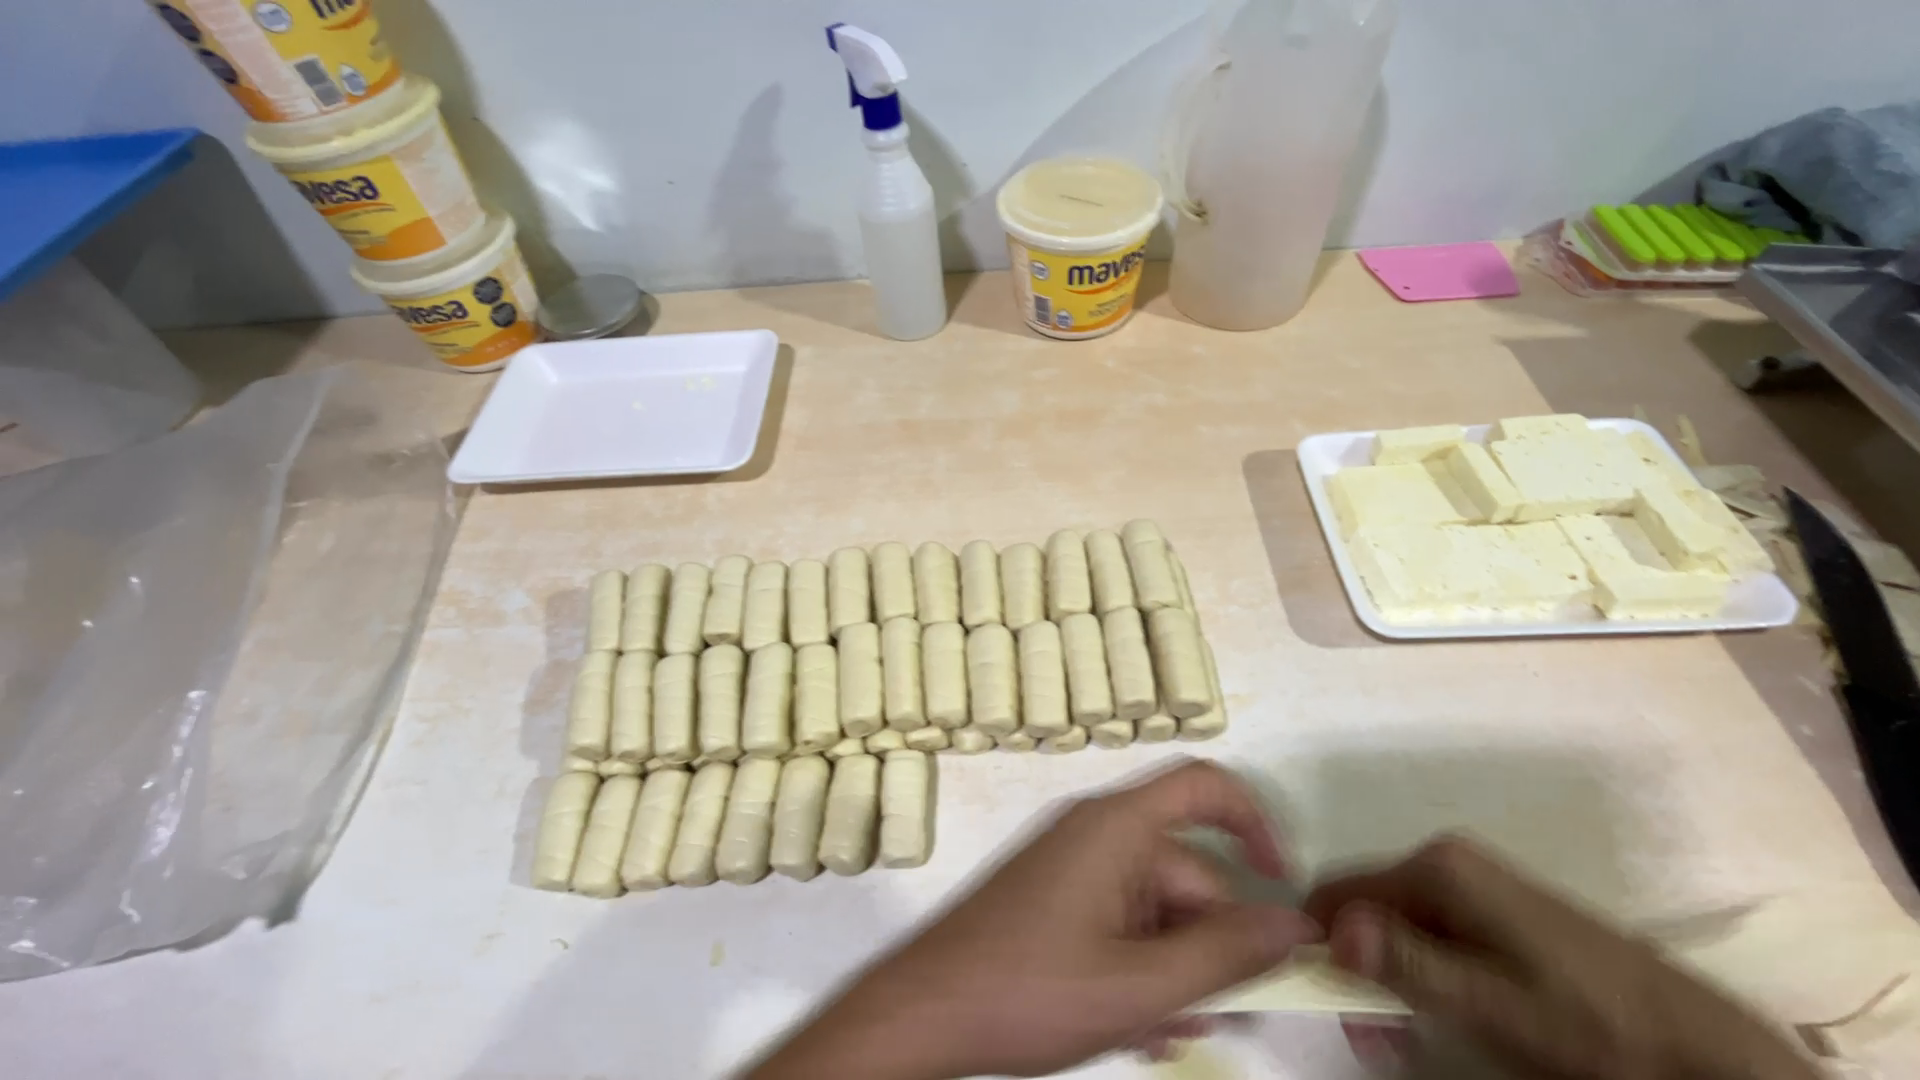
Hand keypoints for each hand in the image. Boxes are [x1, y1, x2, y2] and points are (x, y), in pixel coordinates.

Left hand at [746, 759, 1320, 1079]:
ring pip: (1155, 906)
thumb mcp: (1142, 985)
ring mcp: (1071, 866)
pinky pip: (1120, 920)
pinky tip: (1139, 1022)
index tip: (1284, 885)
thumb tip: (1296, 925)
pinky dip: (1141, 964)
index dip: (1257, 823)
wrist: (925, 1012)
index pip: (1205, 787)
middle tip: (1226, 1009)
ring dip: (1178, 964)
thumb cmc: (1027, 990)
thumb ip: (1227, 955)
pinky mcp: (1054, 899)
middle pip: (1187, 869)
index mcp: (1118, 827)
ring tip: (1172, 1027)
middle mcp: (1096, 833)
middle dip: (1215, 939)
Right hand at [1306, 837, 1820, 1079]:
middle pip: (1366, 903)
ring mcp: (1474, 880)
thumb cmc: (1592, 1024)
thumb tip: (1328, 930)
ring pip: (1395, 919)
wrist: (1703, 1048)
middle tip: (1372, 1028)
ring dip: (1387, 969)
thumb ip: (1410, 964)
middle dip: (1357, 960)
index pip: (1338, 889)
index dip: (1319, 939)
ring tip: (1406, 1026)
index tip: (1322, 995)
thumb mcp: (1494, 1005)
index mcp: (1439, 866)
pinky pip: (1429, 929)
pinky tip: (1444, 1006)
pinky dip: (1421, 967)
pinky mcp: (1495, 905)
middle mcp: (1447, 858)